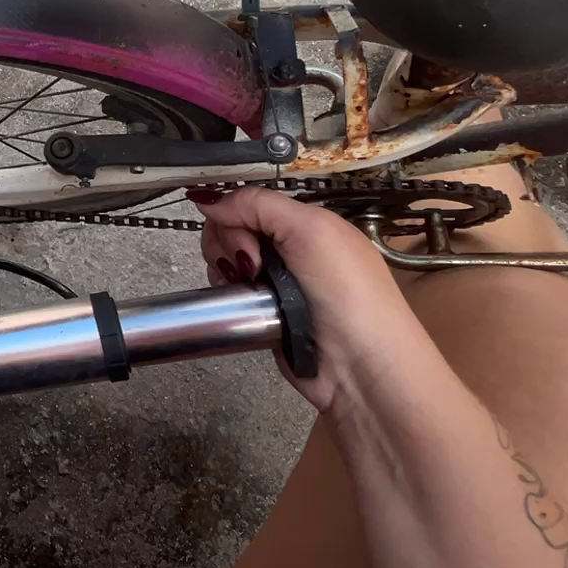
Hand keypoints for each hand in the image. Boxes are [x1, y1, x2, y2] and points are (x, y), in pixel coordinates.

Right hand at [197, 188, 426, 412]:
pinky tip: (241, 301)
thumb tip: (205, 199)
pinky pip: (226, 287)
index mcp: (305, 224)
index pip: (247, 202)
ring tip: (249, 287)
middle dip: (228, 243)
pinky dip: (226, 290)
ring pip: (223, 256)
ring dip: (225, 268)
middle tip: (253, 268)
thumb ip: (257, 204)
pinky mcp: (260, 308)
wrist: (363, 368)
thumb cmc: (347, 294)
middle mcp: (287, 247)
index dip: (234, 215)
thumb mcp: (310, 231)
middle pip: (229, 226)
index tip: (250, 242)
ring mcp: (272, 279)